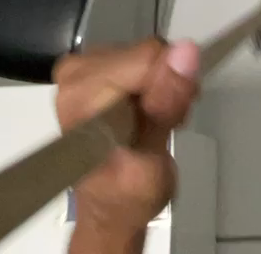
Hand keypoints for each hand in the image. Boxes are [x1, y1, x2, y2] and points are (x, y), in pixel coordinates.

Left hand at [54, 39, 200, 253]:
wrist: (109, 209)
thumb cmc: (128, 197)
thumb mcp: (154, 166)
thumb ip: (167, 106)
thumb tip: (186, 50)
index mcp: (81, 97)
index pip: (146, 57)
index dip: (168, 84)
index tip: (169, 117)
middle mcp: (74, 74)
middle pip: (146, 53)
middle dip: (164, 83)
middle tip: (162, 122)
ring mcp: (79, 67)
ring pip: (146, 53)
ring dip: (159, 83)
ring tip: (154, 120)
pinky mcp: (89, 66)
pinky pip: (139, 56)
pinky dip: (150, 80)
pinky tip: (146, 108)